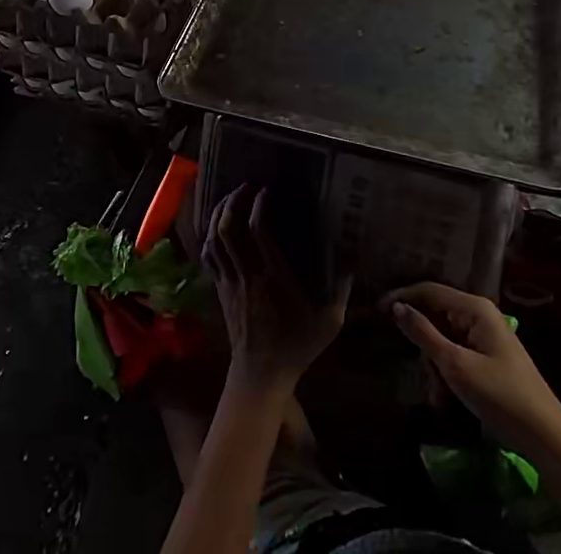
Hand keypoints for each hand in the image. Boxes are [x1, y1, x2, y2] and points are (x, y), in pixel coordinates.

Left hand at [201, 185, 349, 389]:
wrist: (260, 375)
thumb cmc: (297, 346)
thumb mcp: (329, 322)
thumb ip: (341, 289)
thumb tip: (352, 259)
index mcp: (275, 278)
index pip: (259, 232)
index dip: (259, 207)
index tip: (267, 191)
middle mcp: (248, 275)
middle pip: (229, 229)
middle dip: (234, 201)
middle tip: (246, 185)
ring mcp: (230, 283)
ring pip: (215, 241)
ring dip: (219, 214)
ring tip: (230, 197)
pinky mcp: (220, 290)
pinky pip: (209, 257)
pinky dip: (209, 236)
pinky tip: (217, 224)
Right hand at [382, 283, 560, 460]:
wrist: (545, 436)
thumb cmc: (501, 396)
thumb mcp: (456, 366)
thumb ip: (424, 334)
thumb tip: (397, 307)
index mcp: (475, 308)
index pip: (430, 291)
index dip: (402, 298)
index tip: (377, 311)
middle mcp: (479, 316)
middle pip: (435, 317)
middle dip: (424, 347)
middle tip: (425, 374)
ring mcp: (483, 337)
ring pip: (442, 340)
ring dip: (435, 367)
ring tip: (440, 394)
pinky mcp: (486, 358)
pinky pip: (455, 356)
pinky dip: (446, 375)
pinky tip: (447, 399)